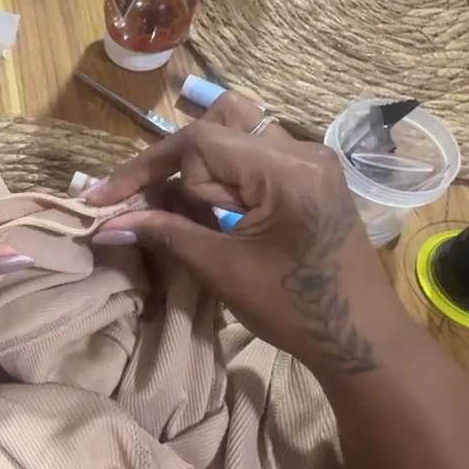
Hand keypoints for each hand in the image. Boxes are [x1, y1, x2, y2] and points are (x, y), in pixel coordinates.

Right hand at [85, 94, 419, 381]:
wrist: (362, 339)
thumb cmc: (295, 309)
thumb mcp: (222, 269)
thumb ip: (165, 233)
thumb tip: (107, 224)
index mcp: (288, 171)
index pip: (200, 141)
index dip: (147, 166)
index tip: (108, 198)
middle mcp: (304, 151)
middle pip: (216, 129)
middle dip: (172, 166)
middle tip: (145, 203)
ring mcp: (311, 161)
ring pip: (233, 138)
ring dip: (196, 171)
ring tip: (178, 212)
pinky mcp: (310, 176)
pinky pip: (252, 157)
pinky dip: (220, 179)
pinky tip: (208, 212)